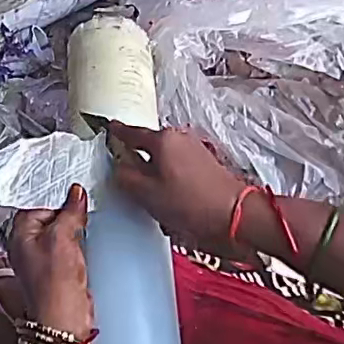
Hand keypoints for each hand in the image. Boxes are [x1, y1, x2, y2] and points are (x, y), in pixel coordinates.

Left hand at [7, 183, 92, 335]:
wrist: (64, 319)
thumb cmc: (52, 284)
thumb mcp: (62, 237)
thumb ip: (70, 213)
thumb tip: (76, 195)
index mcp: (19, 235)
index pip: (38, 205)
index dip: (57, 202)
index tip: (74, 200)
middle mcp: (26, 248)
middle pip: (49, 220)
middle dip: (66, 217)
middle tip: (79, 218)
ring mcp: (41, 261)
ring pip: (59, 236)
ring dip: (72, 234)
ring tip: (80, 236)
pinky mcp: (56, 273)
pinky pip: (67, 251)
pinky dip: (76, 248)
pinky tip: (82, 252)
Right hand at [107, 122, 252, 258]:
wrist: (234, 215)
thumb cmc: (190, 203)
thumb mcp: (146, 193)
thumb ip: (125, 176)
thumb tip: (119, 166)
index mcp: (162, 139)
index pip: (132, 133)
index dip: (118, 132)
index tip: (109, 128)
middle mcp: (179, 138)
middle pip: (148, 145)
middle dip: (137, 159)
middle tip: (127, 178)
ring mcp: (194, 149)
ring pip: (163, 157)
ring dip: (154, 172)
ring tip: (151, 196)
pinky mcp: (205, 163)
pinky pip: (177, 165)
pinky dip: (169, 177)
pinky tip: (170, 198)